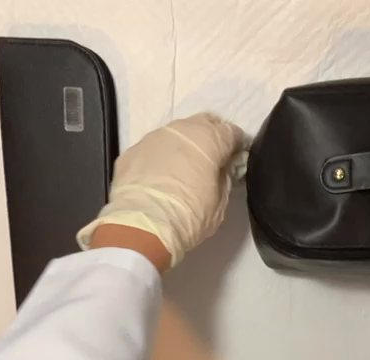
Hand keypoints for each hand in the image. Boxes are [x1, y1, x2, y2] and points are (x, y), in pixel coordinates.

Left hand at [76, 113, 246, 269]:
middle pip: (203, 124)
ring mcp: (154, 137)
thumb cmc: (189, 216)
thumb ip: (223, 181)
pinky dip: (159, 160)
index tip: (236, 158)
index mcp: (209, 139)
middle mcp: (182, 129)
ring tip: (182, 170)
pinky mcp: (132, 151)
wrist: (144, 226)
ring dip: (182, 148)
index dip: (237, 145)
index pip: (231, 132)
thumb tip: (220, 172)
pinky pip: (153, 151)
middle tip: (211, 159)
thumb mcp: (219, 205)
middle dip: (211, 137)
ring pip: (175, 135)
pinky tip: (159, 180)